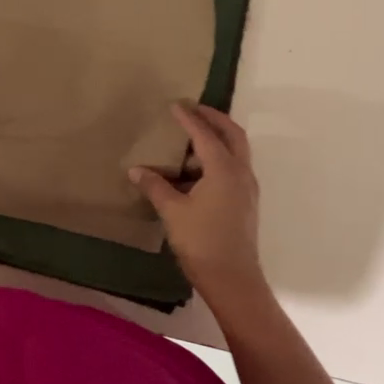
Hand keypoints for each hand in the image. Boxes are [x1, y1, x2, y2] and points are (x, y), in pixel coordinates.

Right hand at [129, 103, 266, 302]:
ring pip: (236, 152)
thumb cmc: (201, 240)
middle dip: (214, 119)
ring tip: (193, 134)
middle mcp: (241, 174)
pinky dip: (217, 157)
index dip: (189, 119)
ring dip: (218, 137)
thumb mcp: (172, 211)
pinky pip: (233, 167)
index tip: (175, 105)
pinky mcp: (244, 202)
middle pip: (233, 135)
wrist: (231, 278)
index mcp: (224, 171)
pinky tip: (196, 167)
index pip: (206, 135)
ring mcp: (246, 189)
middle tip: (193, 109)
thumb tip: (136, 170)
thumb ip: (155, 186)